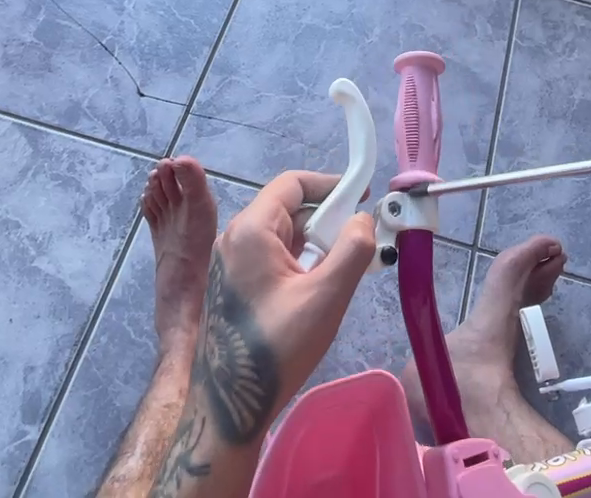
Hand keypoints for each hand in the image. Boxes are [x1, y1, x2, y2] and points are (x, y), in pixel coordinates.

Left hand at [155, 172, 373, 496]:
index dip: (329, 185)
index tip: (361, 196)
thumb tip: (362, 220)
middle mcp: (234, 237)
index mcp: (250, 230)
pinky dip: (299, 259)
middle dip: (326, 219)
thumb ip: (352, 250)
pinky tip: (318, 286)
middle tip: (357, 243)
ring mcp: (229, 261)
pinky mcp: (232, 283)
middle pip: (288, 208)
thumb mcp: (325, 297)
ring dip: (314, 242)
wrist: (228, 407)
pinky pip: (271, 255)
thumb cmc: (276, 348)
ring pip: (282, 233)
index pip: (292, 184)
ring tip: (341, 269)